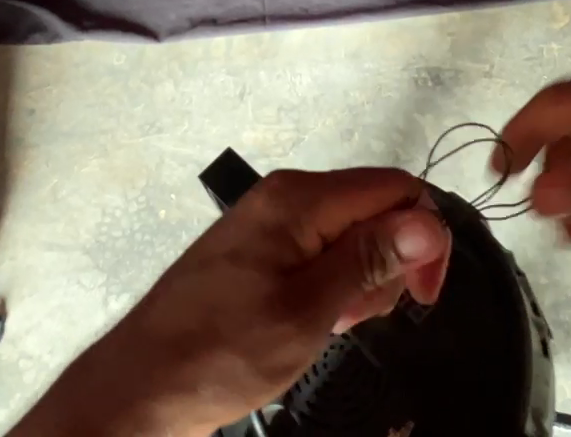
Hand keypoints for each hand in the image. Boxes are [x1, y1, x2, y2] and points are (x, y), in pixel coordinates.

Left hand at [14, 168, 450, 436]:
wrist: (141, 384)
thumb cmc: (224, 350)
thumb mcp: (307, 311)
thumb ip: (369, 259)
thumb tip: (429, 221)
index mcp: (300, 197)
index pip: (394, 187)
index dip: (425, 235)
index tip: (422, 295)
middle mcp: (289, 193)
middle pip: (374, 206)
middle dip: (389, 259)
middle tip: (362, 316)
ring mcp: (272, 216)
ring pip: (351, 229)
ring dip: (362, 275)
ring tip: (332, 321)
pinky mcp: (263, 243)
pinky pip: (322, 245)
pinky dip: (334, 279)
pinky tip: (316, 315)